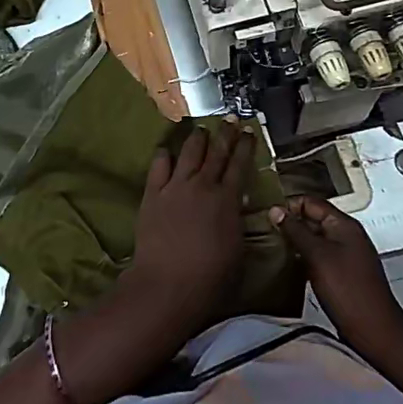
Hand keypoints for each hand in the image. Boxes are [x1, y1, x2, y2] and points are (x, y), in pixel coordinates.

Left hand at [126, 122, 249, 334]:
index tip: (249, 131)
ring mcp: (175, 186)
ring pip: (189, 153)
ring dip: (197, 139)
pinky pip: (159, 165)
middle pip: (216, 152)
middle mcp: (202, 185)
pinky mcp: (153, 193)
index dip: (246, 146)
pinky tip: (167, 151)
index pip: (239, 164)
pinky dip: (165, 155)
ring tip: (201, 130)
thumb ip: (236, 222)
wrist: (168, 283)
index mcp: (227, 199)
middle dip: (225, 134)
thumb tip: (235, 207)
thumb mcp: (238, 250)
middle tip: (230, 120)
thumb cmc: (211, 277)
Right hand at [269, 195, 402, 336]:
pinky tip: (292, 265)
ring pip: (316, 237)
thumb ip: (295, 230)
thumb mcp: (316, 255)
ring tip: (275, 247)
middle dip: (291, 222)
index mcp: (344, 225)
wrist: (374, 331)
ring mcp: (348, 254)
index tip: (269, 217)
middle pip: (313, 217)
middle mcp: (348, 235)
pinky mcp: (345, 273)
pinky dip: (306, 256)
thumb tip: (276, 211)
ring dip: (297, 240)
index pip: (310, 201)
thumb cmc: (346, 290)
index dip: (289, 206)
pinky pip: (320, 254)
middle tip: (267, 232)